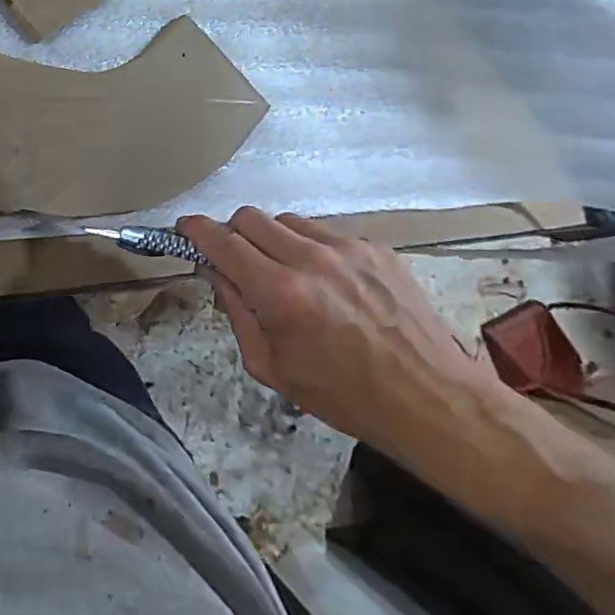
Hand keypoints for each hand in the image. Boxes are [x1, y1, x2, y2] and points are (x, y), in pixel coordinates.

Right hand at [178, 208, 501, 447]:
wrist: (428, 397)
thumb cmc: (344, 396)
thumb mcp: (273, 369)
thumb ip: (237, 313)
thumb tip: (215, 272)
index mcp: (282, 294)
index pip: (224, 243)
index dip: (197, 230)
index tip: (185, 228)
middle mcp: (312, 259)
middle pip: (252, 217)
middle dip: (233, 233)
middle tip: (237, 261)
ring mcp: (348, 247)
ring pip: (289, 221)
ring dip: (273, 239)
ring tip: (287, 275)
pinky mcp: (376, 247)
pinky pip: (327, 233)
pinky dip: (312, 249)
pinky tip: (329, 283)